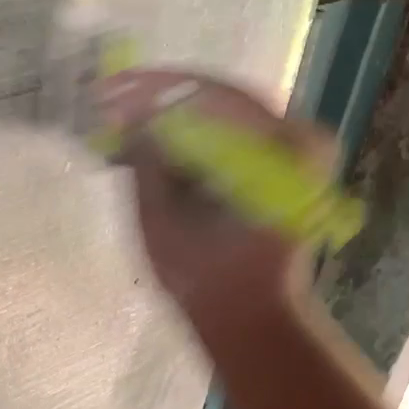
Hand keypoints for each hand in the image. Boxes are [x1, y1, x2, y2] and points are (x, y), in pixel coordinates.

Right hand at [95, 69, 335, 329]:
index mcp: (283, 146)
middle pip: (218, 102)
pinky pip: (228, 141)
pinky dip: (188, 142)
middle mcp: (298, 138)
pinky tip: (148, 147)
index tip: (111, 88)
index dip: (155, 89)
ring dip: (170, 121)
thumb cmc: (208, 279)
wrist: (249, 319)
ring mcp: (292, 153)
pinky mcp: (278, 171)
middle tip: (110, 101)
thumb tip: (128, 118)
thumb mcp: (163, 217)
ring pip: (220, 120)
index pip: (213, 96)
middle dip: (160, 102)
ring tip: (121, 124)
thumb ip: (147, 161)